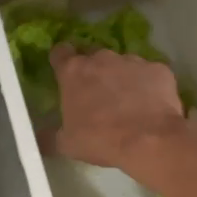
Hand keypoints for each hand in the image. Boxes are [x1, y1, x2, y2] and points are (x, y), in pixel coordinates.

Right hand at [47, 44, 191, 173]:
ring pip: (122, 63)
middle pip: (93, 56)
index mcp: (73, 71)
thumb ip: (50, 136)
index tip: (64, 73)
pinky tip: (150, 105)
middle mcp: (101, 58)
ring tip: (128, 102)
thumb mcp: (67, 144)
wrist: (151, 141)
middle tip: (97, 94)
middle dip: (93, 70)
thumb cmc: (101, 139)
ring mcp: (132, 60)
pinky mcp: (158, 69)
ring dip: (121, 77)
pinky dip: (148, 85)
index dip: (61, 61)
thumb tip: (38, 140)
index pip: (60, 52)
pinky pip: (149, 73)